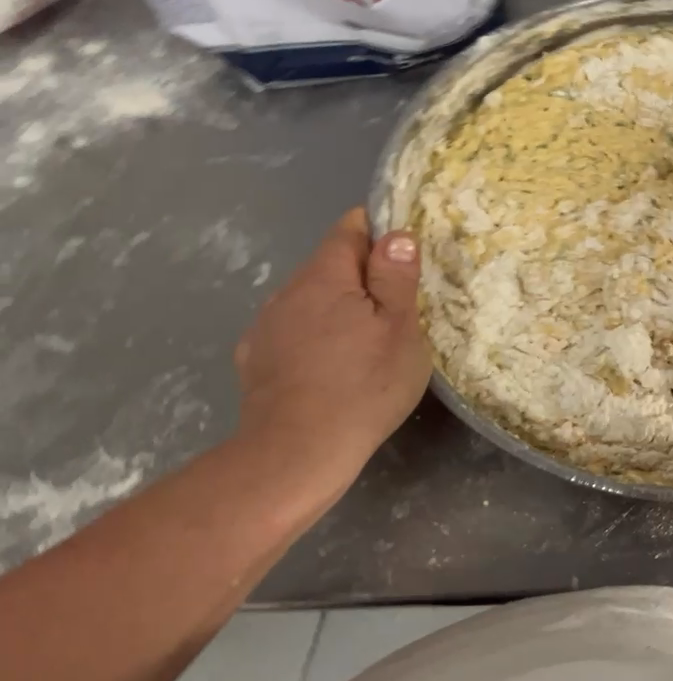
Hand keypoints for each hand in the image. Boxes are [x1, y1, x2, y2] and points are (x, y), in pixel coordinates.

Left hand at [233, 208, 431, 470]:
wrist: (297, 451)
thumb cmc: (365, 384)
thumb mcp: (401, 328)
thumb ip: (396, 278)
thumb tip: (395, 235)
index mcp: (324, 279)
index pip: (348, 231)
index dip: (378, 229)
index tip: (407, 247)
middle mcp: (287, 294)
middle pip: (329, 265)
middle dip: (364, 273)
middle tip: (402, 300)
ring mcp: (265, 328)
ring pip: (311, 299)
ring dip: (341, 305)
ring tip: (371, 335)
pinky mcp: (257, 360)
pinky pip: (294, 329)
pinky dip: (318, 333)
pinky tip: (335, 362)